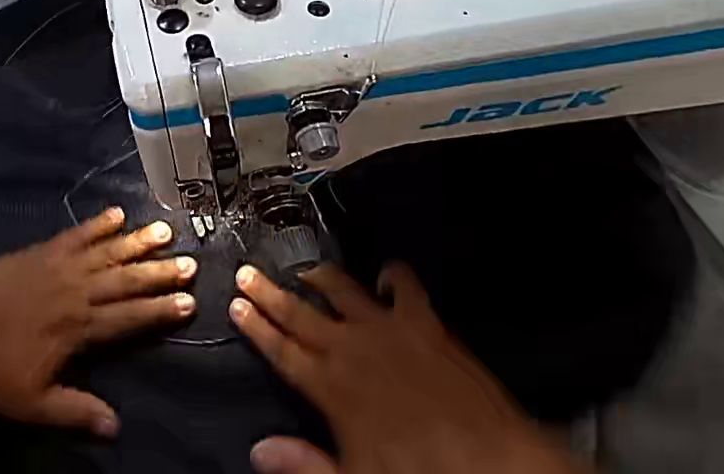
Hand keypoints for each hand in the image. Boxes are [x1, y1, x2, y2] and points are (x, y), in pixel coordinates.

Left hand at [0, 207, 196, 437]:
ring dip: (139, 242)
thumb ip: (77, 410)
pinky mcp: (45, 251)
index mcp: (81, 327)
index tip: (189, 302)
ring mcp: (63, 266)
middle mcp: (79, 291)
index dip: (161, 309)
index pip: (130, 317)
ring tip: (166, 231)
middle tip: (190, 263)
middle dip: (161, 272)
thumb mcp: (35, 403)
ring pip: (109, 252)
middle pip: (128, 279)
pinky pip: (78, 234)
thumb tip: (115, 427)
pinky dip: (99, 223)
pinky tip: (118, 214)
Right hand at [230, 264, 589, 473]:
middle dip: (270, 293)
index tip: (237, 306)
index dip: (257, 327)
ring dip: (320, 277)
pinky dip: (390, 275)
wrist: (487, 461)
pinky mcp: (423, 319)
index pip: (282, 350)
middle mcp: (353, 346)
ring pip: (342, 289)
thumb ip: (303, 462)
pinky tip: (383, 277)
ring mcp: (388, 326)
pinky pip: (402, 283)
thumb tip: (259, 448)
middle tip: (248, 273)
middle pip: (301, 312)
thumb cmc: (413, 473)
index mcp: (332, 386)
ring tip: (304, 270)